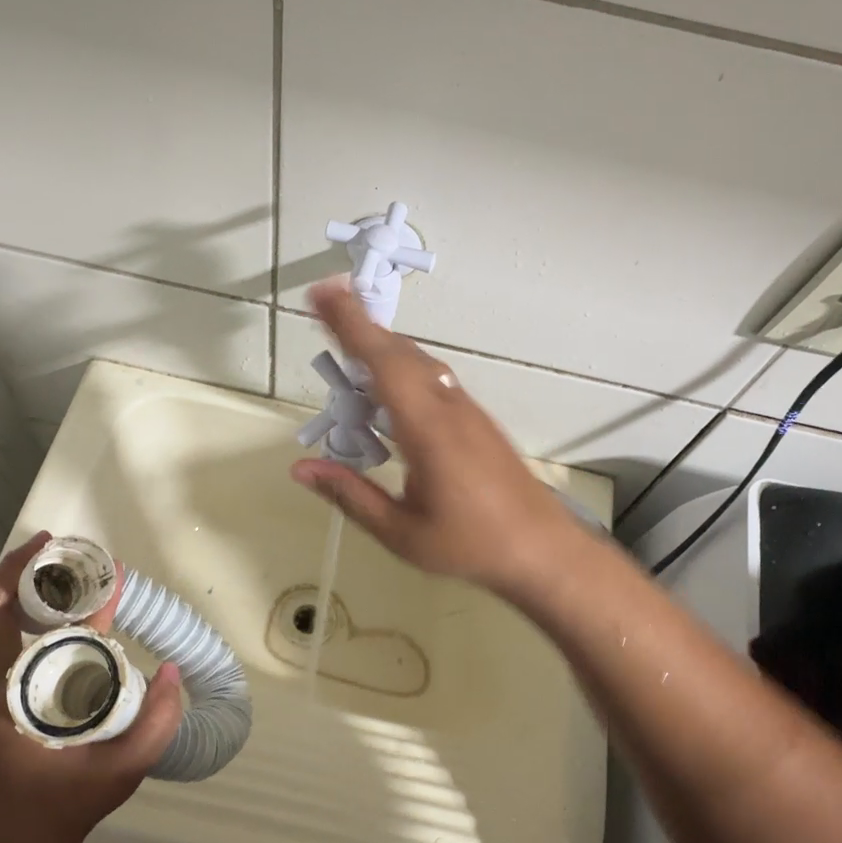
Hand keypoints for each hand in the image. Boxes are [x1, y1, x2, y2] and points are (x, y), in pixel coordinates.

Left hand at [0, 533, 183, 842]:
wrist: (25, 837)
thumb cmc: (69, 801)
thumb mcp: (123, 768)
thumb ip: (156, 724)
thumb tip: (174, 671)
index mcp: (12, 699)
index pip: (20, 628)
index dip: (52, 589)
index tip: (92, 565)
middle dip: (14, 571)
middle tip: (53, 547)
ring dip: (3, 588)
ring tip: (39, 566)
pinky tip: (28, 607)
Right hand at [290, 278, 589, 595]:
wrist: (541, 549)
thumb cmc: (469, 545)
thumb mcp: (400, 531)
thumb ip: (350, 495)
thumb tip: (300, 468)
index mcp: (428, 430)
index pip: (384, 364)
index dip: (351, 326)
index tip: (323, 293)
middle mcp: (449, 408)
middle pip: (401, 353)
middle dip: (361, 325)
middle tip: (323, 304)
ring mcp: (468, 411)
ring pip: (421, 364)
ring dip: (382, 346)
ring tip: (347, 342)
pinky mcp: (477, 420)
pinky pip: (433, 379)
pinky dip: (402, 368)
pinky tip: (387, 388)